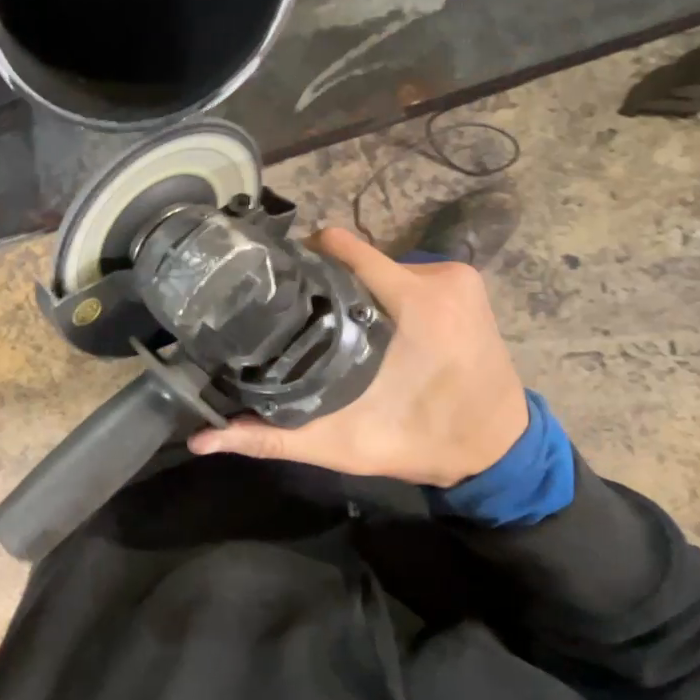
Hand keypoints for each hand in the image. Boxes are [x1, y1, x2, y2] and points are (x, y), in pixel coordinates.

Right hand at [189, 227, 528, 486]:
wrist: (497, 452)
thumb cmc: (419, 443)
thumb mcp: (340, 444)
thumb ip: (271, 438)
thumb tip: (201, 441)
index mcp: (414, 303)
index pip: (338, 247)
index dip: (296, 259)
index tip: (267, 284)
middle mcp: (437, 278)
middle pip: (352, 258)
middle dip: (319, 281)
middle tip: (289, 315)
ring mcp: (456, 278)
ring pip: (376, 265)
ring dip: (348, 288)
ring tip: (320, 321)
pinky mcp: (466, 285)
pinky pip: (402, 273)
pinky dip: (379, 292)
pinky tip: (362, 324)